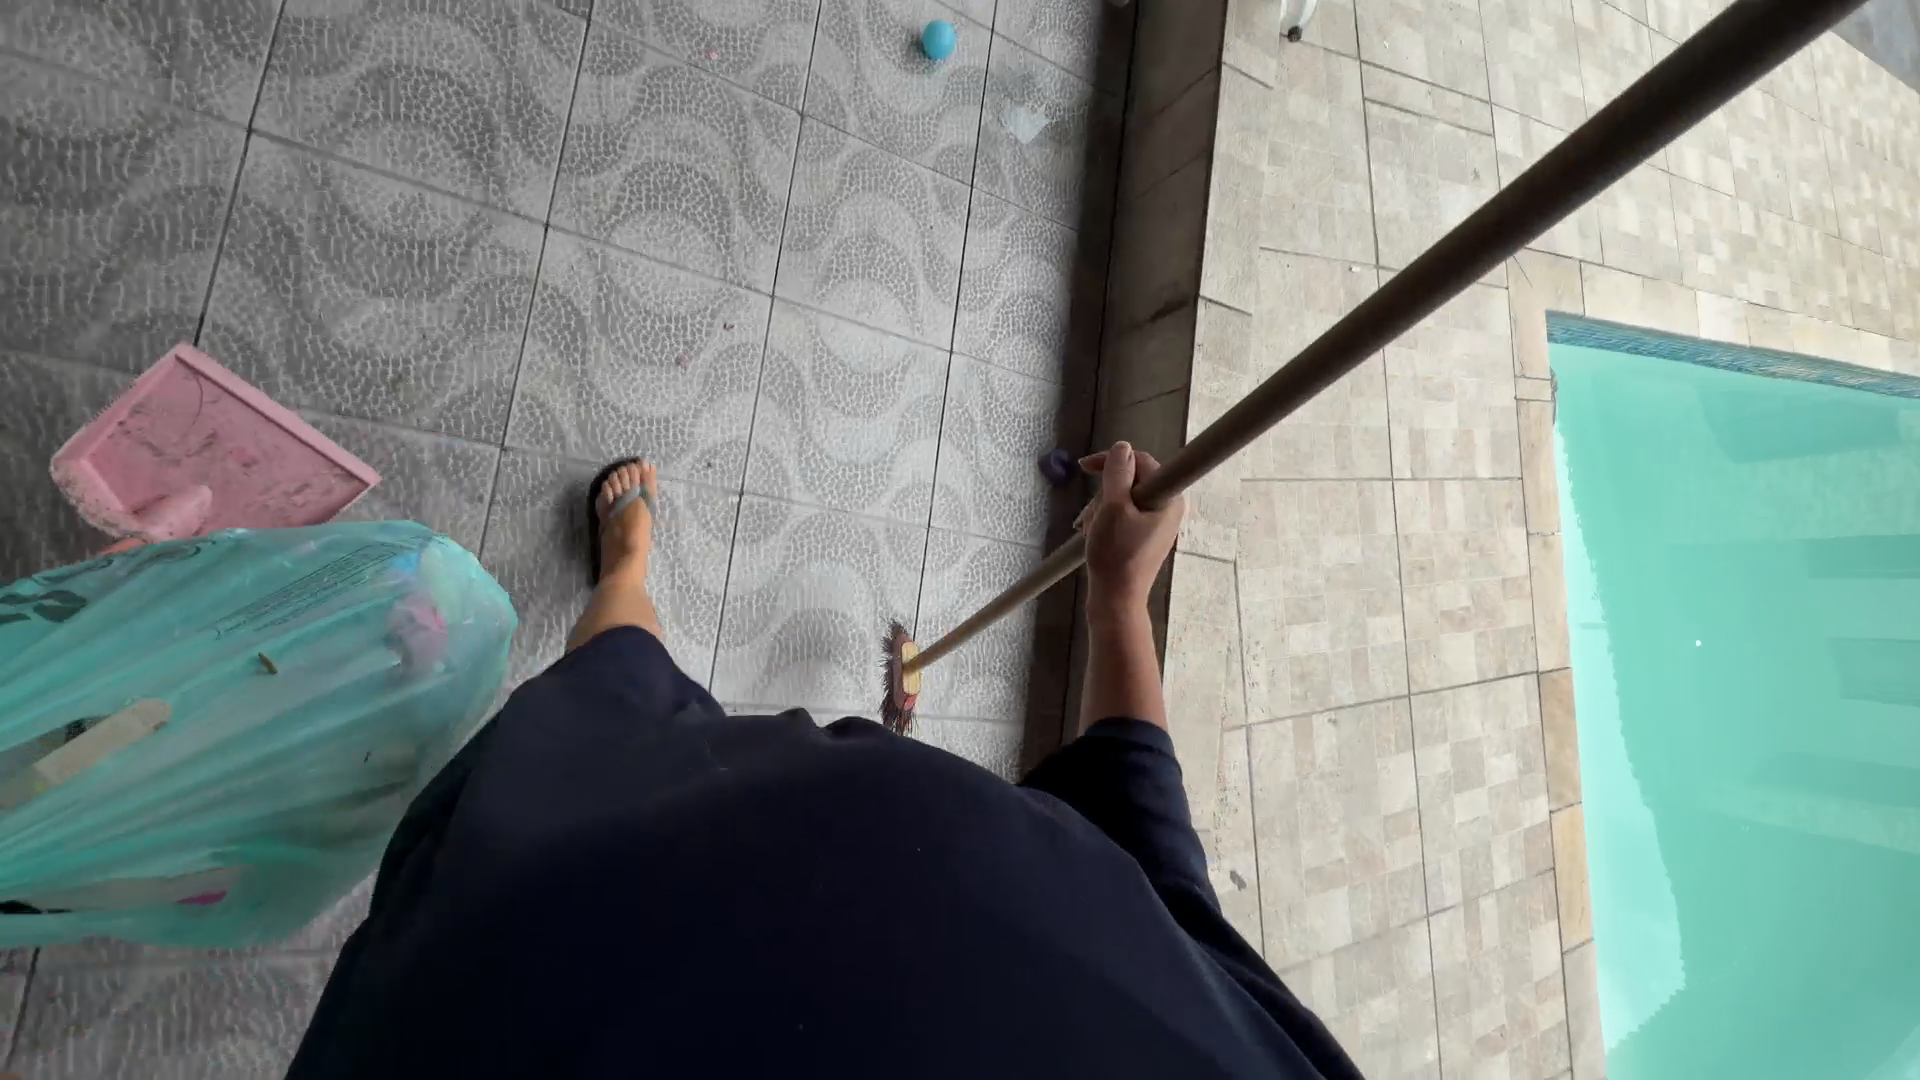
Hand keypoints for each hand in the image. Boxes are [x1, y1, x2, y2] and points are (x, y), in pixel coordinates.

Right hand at [1076, 441, 1182, 616]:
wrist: (1116, 599)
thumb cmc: (1115, 554)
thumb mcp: (1112, 508)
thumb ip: (1118, 474)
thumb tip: (1122, 448)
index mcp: (1169, 498)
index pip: (1143, 461)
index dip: (1114, 459)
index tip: (1085, 468)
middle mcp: (1169, 507)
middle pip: (1133, 480)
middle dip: (1105, 491)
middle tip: (1088, 511)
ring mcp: (1158, 523)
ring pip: (1125, 498)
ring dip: (1102, 507)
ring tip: (1089, 528)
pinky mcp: (1146, 537)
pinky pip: (1125, 515)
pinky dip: (1107, 520)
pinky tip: (1094, 534)